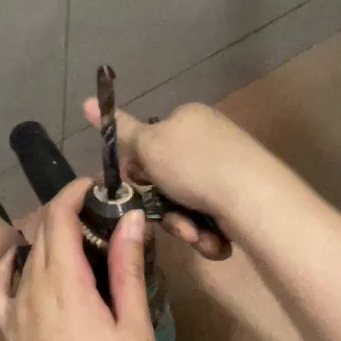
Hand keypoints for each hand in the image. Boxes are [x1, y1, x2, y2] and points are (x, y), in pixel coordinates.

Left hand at [0, 177, 153, 340]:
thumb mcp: (134, 327)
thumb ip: (128, 268)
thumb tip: (130, 218)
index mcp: (64, 280)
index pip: (58, 216)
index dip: (72, 192)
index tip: (94, 185)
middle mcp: (30, 285)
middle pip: (43, 232)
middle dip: (67, 214)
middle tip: (100, 215)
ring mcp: (14, 307)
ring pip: (27, 256)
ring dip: (48, 239)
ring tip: (78, 243)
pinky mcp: (6, 329)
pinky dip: (10, 263)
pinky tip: (21, 260)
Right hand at [81, 99, 285, 260]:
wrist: (255, 201)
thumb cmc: (194, 165)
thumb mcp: (148, 145)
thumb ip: (120, 130)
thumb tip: (85, 101)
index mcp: (189, 118)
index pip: (152, 141)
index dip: (141, 168)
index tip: (138, 186)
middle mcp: (211, 140)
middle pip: (169, 178)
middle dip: (165, 206)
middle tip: (168, 219)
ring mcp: (232, 170)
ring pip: (190, 204)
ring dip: (185, 225)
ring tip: (195, 234)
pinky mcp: (247, 200)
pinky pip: (213, 218)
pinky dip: (208, 233)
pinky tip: (214, 239)